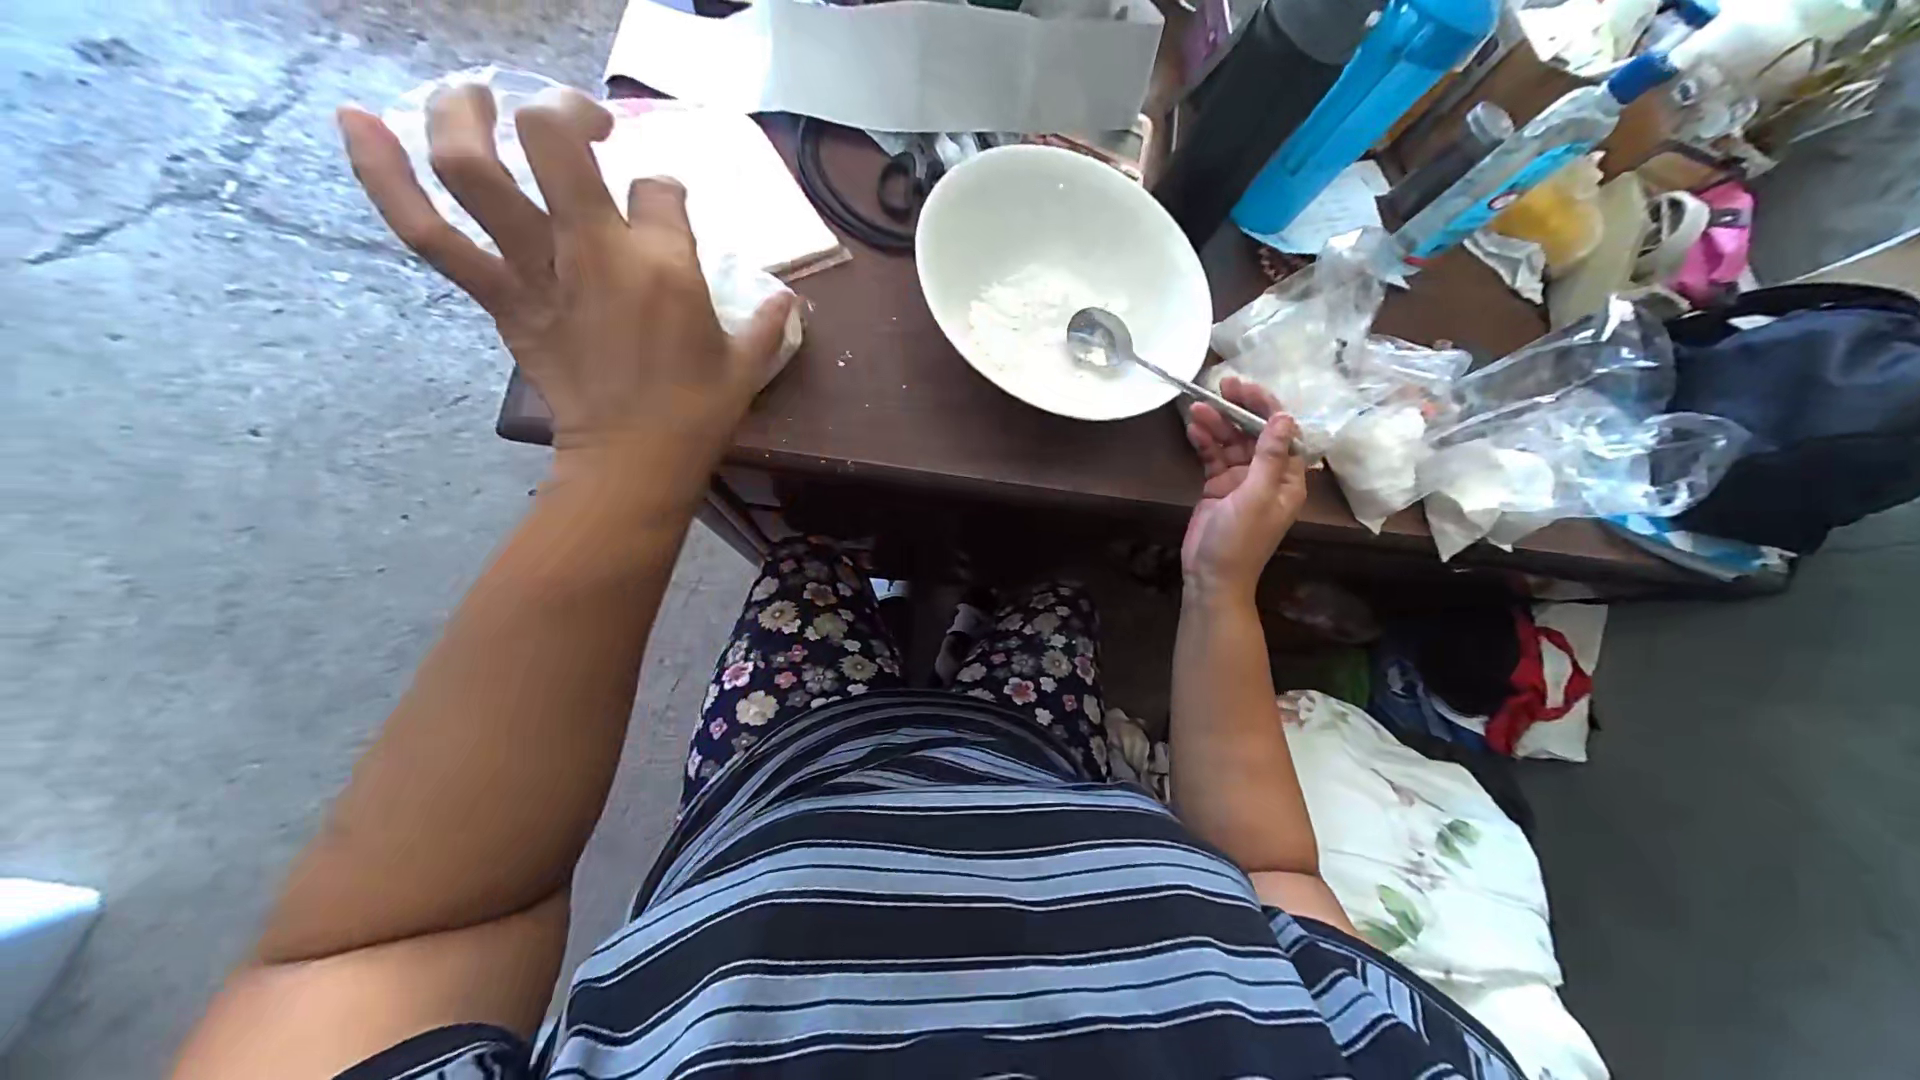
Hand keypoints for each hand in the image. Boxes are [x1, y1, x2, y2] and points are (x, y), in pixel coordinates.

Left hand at [336, 85, 793, 490]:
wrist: (636, 460)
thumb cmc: (699, 412)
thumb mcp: (750, 364)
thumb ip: (768, 322)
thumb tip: (785, 299)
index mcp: (665, 263)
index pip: (660, 188)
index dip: (666, 193)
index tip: (668, 213)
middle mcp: (594, 249)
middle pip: (554, 140)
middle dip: (565, 114)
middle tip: (580, 126)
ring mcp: (538, 269)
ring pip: (475, 168)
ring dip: (461, 115)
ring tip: (470, 95)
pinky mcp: (501, 297)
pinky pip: (429, 233)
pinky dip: (383, 177)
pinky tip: (354, 122)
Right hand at [1182, 377, 1308, 596]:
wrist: (1211, 576)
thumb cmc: (1239, 541)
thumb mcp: (1257, 497)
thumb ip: (1270, 457)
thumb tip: (1285, 418)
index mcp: (1287, 479)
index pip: (1282, 433)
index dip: (1266, 407)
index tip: (1244, 388)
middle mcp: (1267, 475)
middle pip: (1254, 433)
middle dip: (1238, 410)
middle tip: (1219, 386)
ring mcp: (1240, 481)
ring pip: (1230, 443)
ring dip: (1216, 424)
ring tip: (1195, 408)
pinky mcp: (1217, 487)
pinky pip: (1213, 457)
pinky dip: (1204, 443)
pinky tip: (1193, 429)